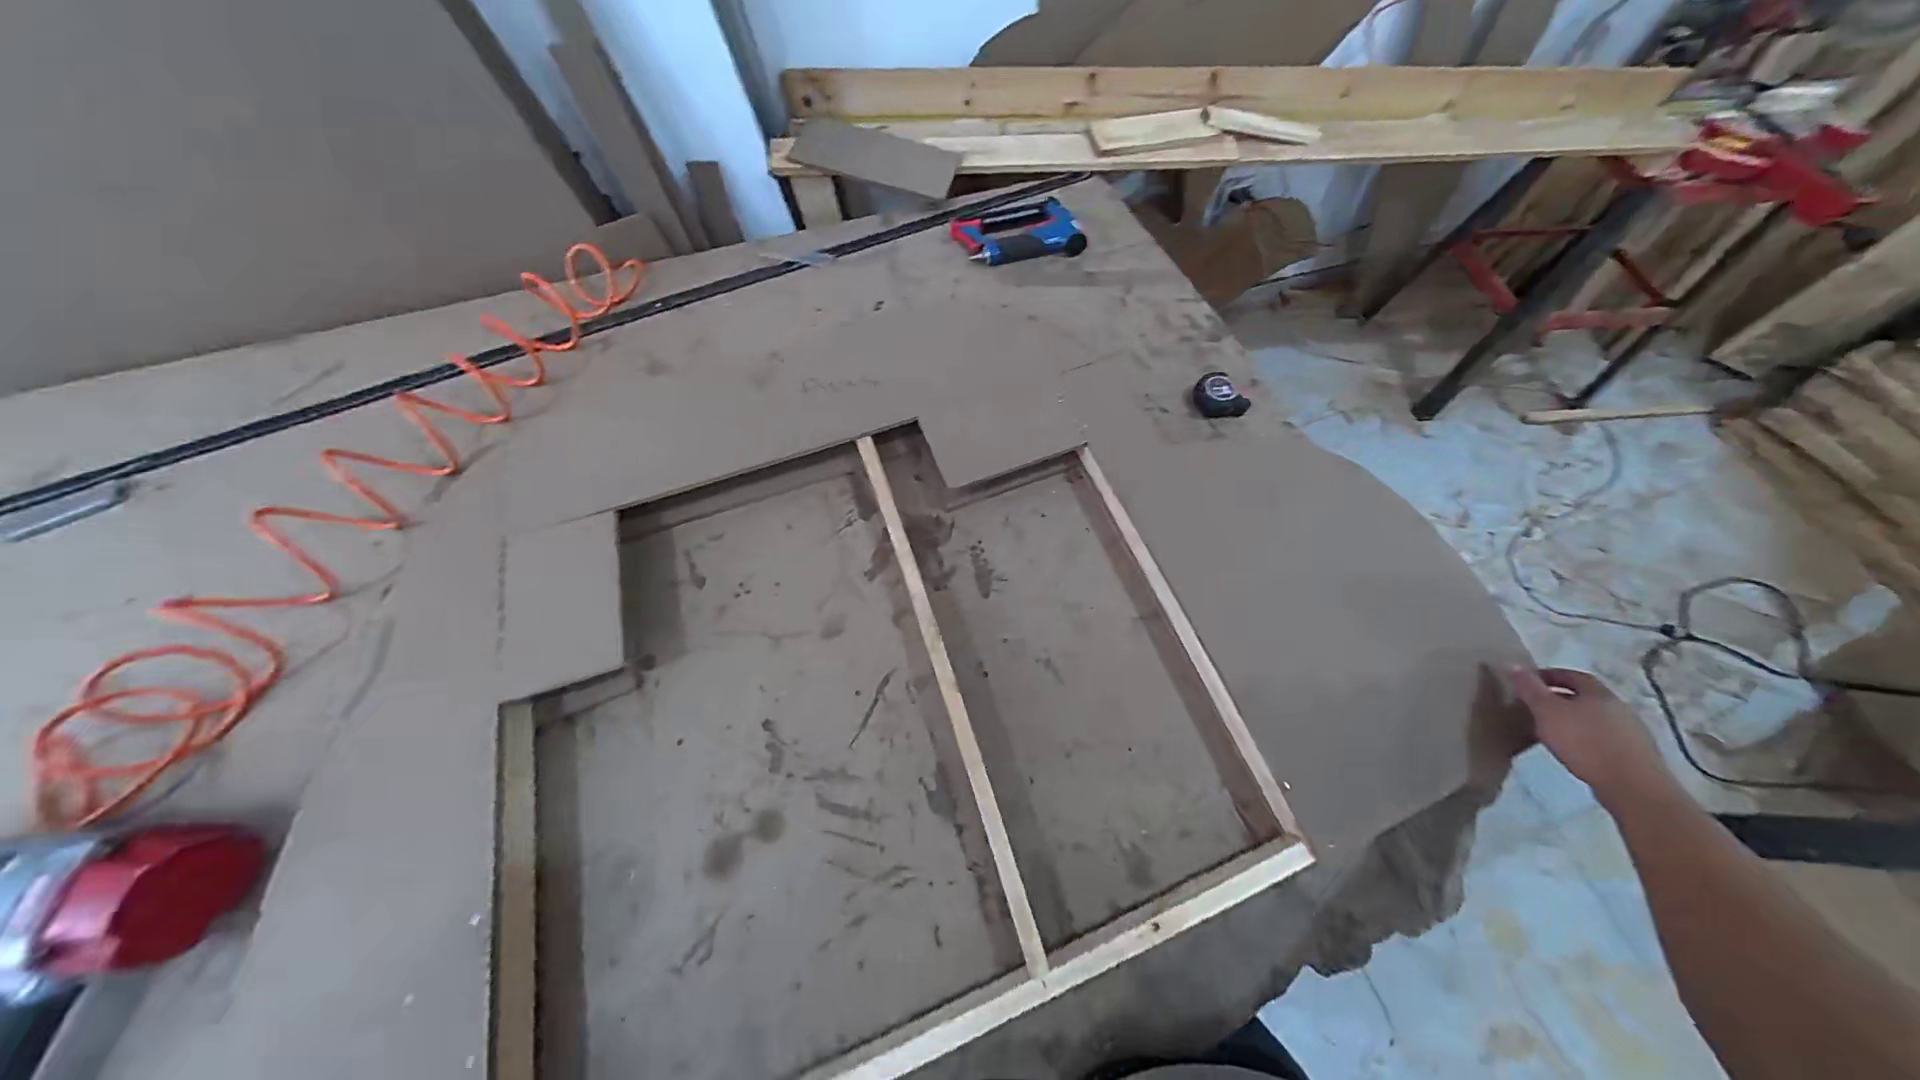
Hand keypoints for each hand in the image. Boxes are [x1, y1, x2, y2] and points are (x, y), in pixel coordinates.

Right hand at [1508, 667, 1671, 805]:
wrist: (1633, 786)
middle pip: (1586, 697)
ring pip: (1596, 718)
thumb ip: (1530, 688)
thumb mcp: (1547, 711)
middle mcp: (1620, 708)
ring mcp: (1632, 732)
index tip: (1527, 682)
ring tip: (1552, 731)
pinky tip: (1575, 751)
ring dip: (1574, 720)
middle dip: (1561, 698)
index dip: (1549, 675)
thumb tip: (1516, 666)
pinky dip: (1587, 738)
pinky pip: (1604, 738)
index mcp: (1599, 693)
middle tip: (1536, 707)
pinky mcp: (1636, 755)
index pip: (1572, 675)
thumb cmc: (1584, 742)